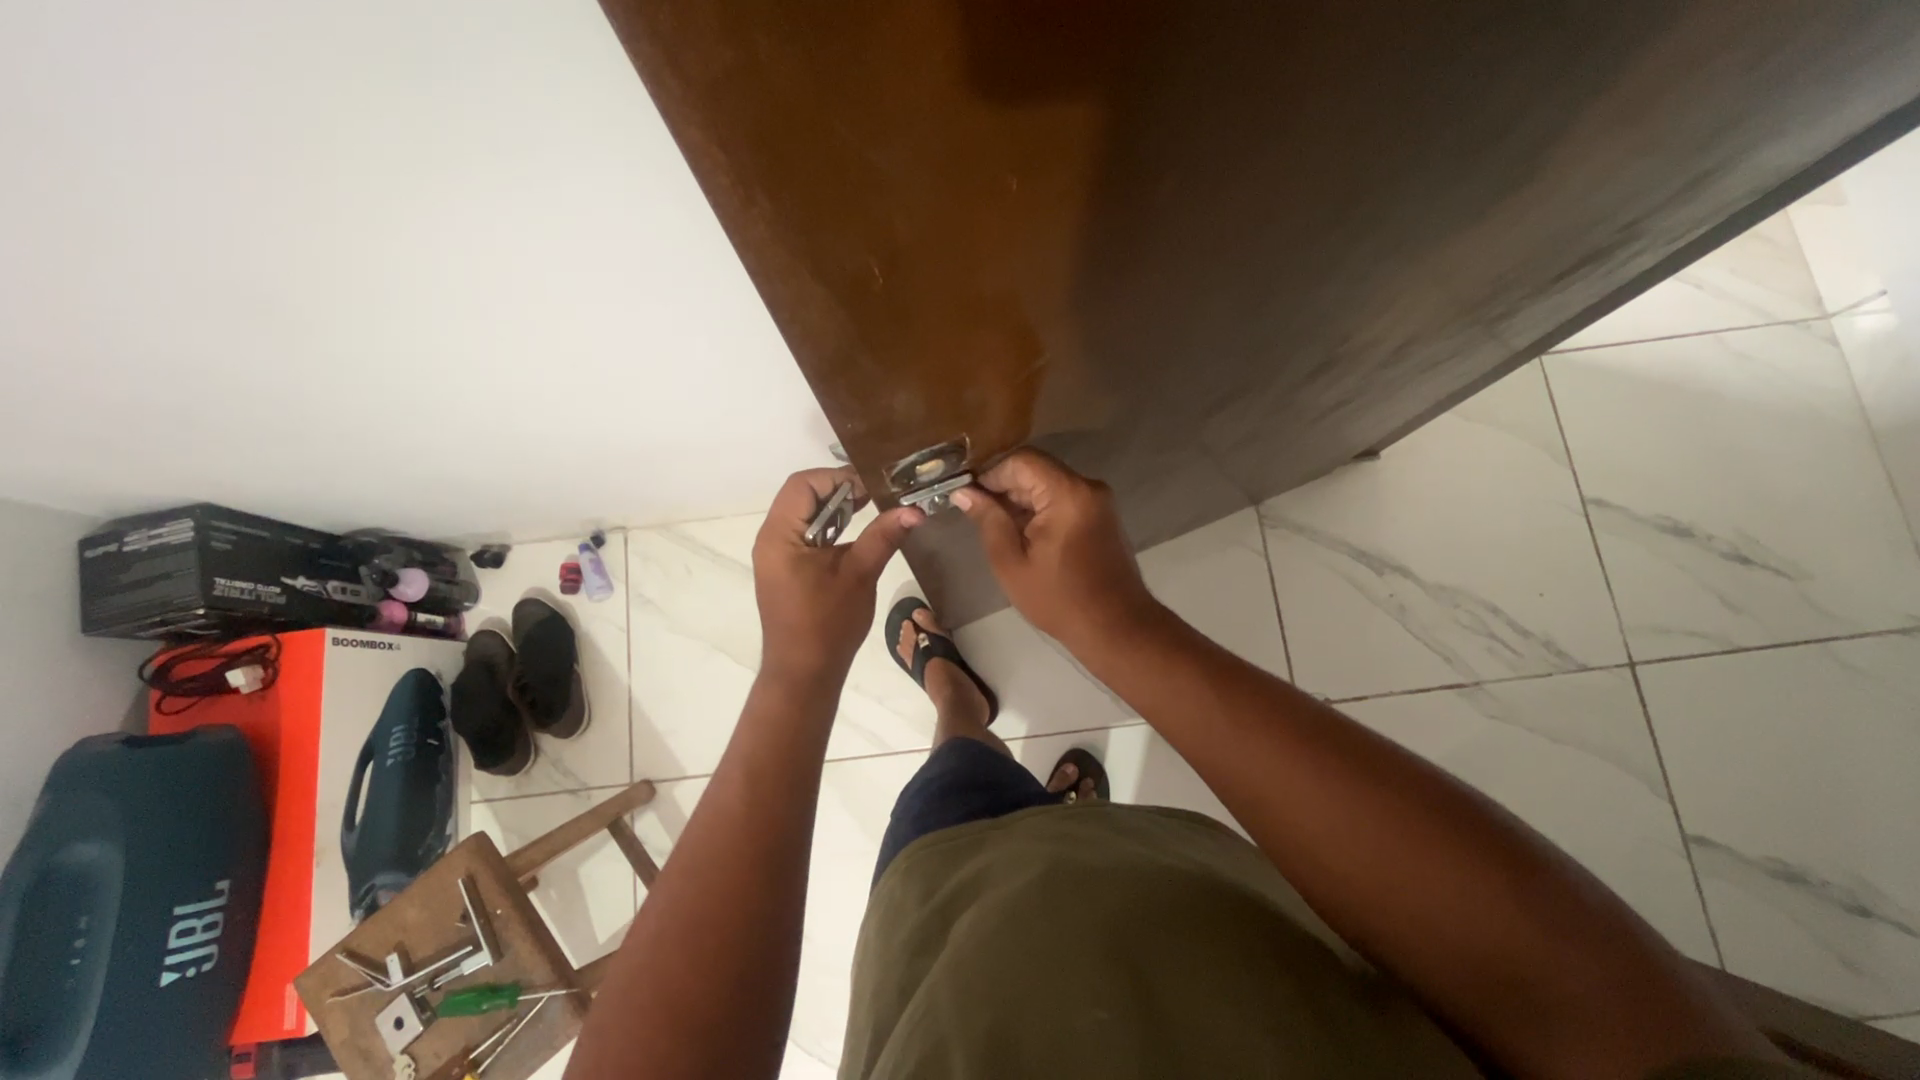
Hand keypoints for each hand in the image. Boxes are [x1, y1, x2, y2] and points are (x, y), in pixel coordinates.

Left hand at [752, 467, 922, 683]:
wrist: (804, 672)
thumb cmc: (828, 624)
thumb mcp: (860, 574)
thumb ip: (883, 536)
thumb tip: (914, 510)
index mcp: (780, 536)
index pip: (802, 484)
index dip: (838, 478)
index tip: (871, 489)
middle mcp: (770, 539)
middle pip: (800, 495)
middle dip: (838, 490)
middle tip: (874, 497)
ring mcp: (775, 555)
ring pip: (802, 514)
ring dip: (834, 508)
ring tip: (870, 511)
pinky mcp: (785, 569)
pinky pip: (803, 534)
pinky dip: (828, 527)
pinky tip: (855, 536)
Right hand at [951, 448, 1161, 649]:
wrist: (1116, 627)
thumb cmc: (1059, 600)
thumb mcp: (1011, 563)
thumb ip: (988, 521)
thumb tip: (964, 492)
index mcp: (1068, 493)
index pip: (1021, 460)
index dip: (990, 473)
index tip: (967, 495)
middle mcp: (1087, 487)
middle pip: (1036, 469)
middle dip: (1004, 487)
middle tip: (976, 514)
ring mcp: (1098, 500)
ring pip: (1048, 483)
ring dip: (1020, 500)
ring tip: (996, 528)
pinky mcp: (1101, 515)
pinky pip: (1063, 498)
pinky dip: (1039, 509)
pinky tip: (1022, 535)